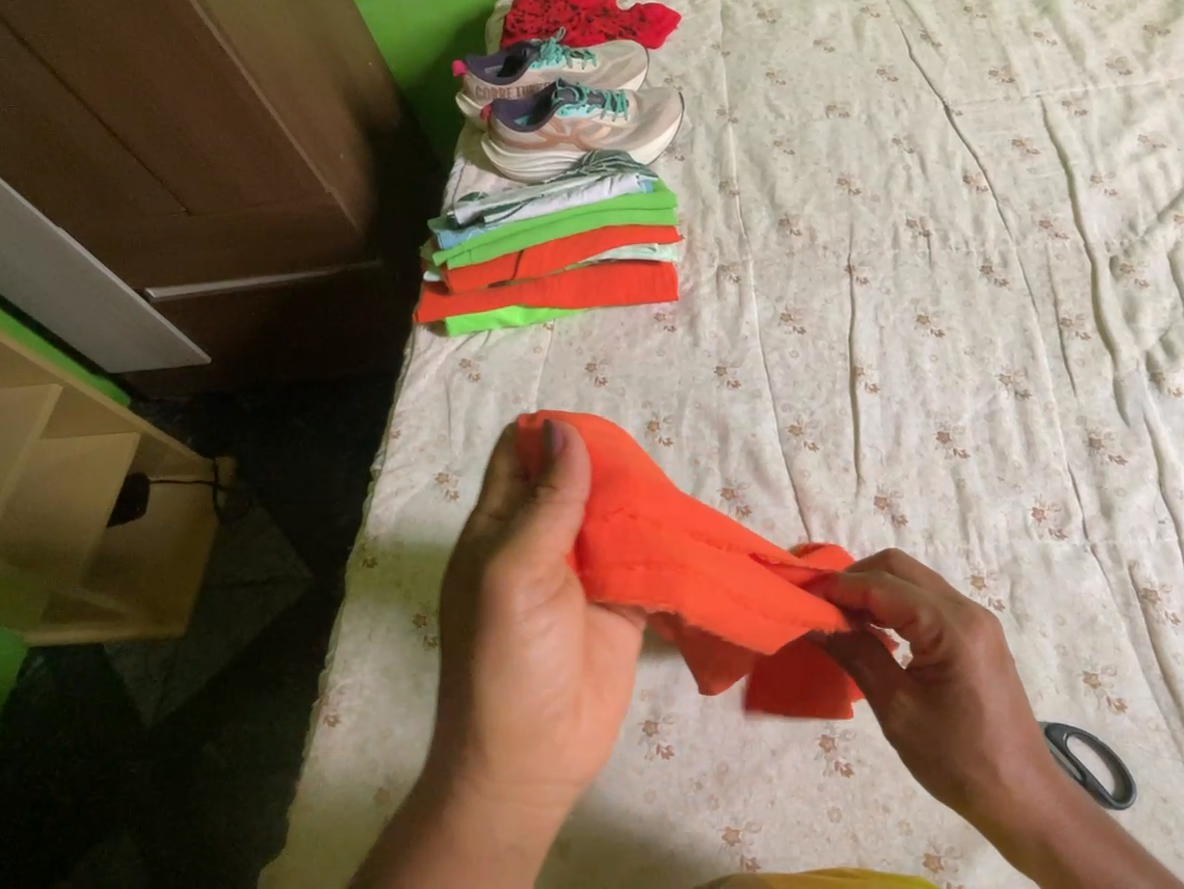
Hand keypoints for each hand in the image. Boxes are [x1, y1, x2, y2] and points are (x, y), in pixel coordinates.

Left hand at [354, 419, 643, 887]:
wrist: (532, 759)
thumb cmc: (504, 661)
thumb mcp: (514, 573)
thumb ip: (545, 503)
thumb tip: (564, 430)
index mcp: (500, 529)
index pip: (517, 459)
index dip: (545, 435)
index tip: (590, 425)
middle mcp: (541, 542)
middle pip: (572, 482)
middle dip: (603, 463)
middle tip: (639, 452)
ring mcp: (583, 573)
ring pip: (611, 515)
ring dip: (636, 498)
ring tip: (666, 480)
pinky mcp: (621, 602)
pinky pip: (643, 557)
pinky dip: (661, 539)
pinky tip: (683, 522)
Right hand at [814, 549, 1061, 829]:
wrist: (1023, 797)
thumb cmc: (959, 759)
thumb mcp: (898, 710)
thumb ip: (856, 655)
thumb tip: (816, 622)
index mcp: (951, 626)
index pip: (882, 585)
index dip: (837, 587)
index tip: (801, 598)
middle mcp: (966, 610)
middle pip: (898, 568)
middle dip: (854, 580)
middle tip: (820, 607)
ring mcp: (974, 620)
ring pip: (912, 581)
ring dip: (873, 591)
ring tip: (839, 620)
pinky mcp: (975, 635)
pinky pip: (925, 602)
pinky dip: (893, 606)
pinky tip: (873, 632)